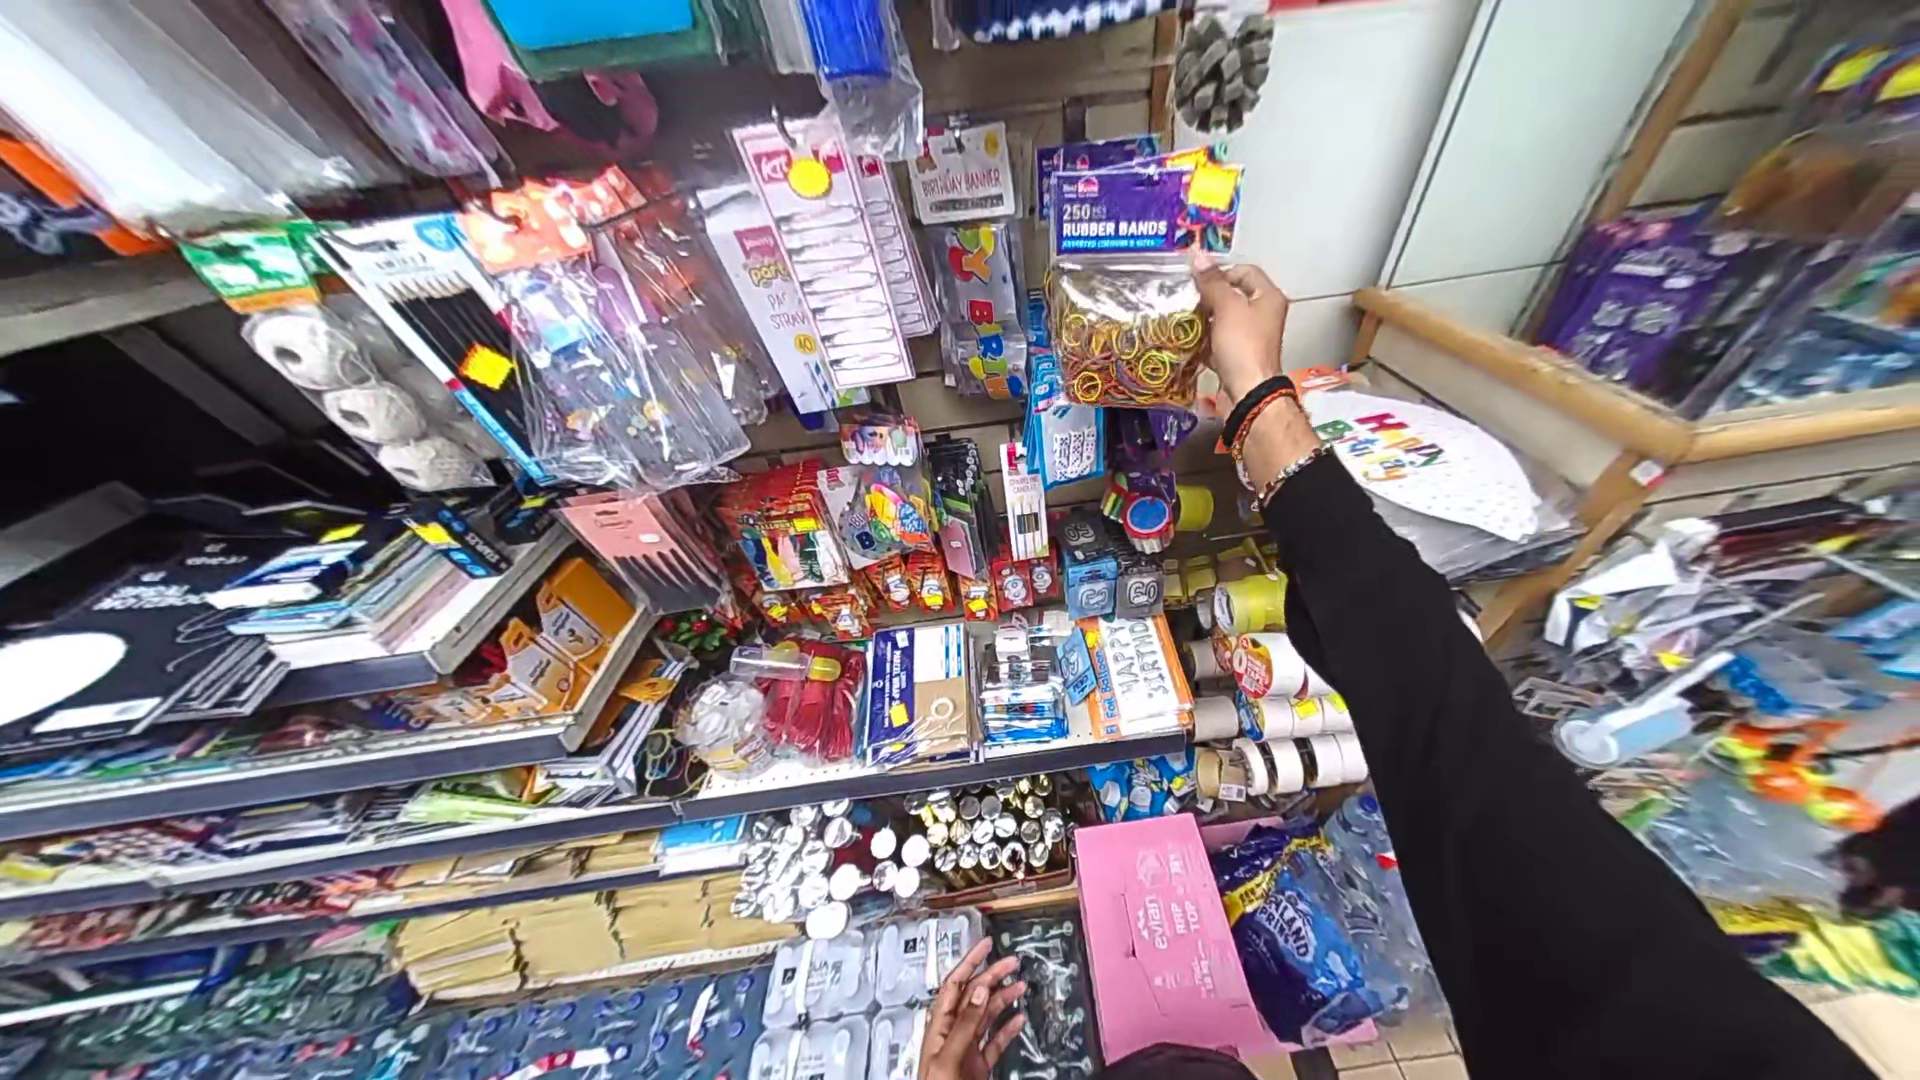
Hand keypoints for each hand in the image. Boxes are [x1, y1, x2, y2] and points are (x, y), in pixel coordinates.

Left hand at [918, 939, 1026, 1079]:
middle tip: (1013, 962)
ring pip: (987, 1015)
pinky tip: (1018, 1020)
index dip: (971, 960)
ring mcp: (967, 1049)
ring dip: (1004, 999)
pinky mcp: (978, 1067)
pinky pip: (995, 1041)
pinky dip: (1007, 1029)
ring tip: (1021, 987)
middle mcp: (953, 1031)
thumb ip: (964, 1023)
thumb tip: (980, 989)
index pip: (956, 982)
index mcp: (940, 1024)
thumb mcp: (948, 1058)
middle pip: (975, 994)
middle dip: (994, 975)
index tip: (987, 943)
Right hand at [1192, 251, 1289, 404]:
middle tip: (1189, 302)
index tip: (1200, 284)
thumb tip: (1198, 257)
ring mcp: (1251, 337)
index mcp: (1268, 297)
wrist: (1247, 391)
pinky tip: (1191, 343)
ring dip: (1205, 320)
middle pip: (1233, 296)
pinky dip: (1206, 341)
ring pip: (1224, 320)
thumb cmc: (1242, 346)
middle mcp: (1263, 314)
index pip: (1245, 272)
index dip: (1222, 273)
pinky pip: (1220, 342)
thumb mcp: (1226, 308)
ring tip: (1186, 322)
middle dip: (1210, 299)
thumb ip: (1212, 283)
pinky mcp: (1238, 356)